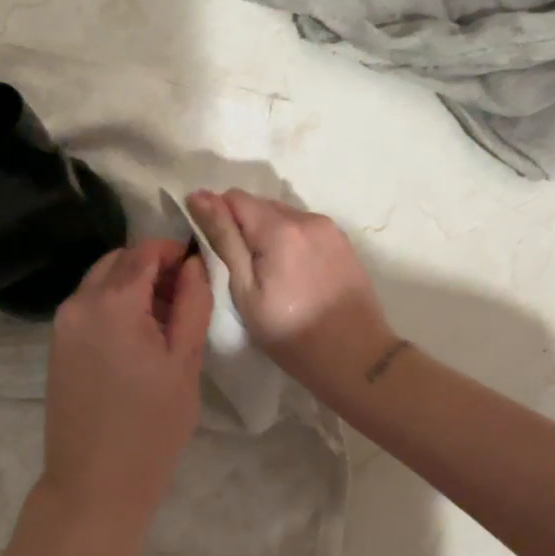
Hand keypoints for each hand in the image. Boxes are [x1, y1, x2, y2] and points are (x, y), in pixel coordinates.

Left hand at [40, 239, 211, 521]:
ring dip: (132, 285)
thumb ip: (192, 304)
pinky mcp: (58, 343)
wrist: (93, 485)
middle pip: (119, 261)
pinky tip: (138, 337)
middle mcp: (80, 302)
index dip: (173, 251)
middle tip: (185, 297)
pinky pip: (89, 305)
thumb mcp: (183, 362)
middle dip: (153, 267)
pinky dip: (114, 305)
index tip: (198, 268)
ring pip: (102, 280)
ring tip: (165, 321)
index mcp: (113, 302)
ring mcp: (63, 323)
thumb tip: (194, 263)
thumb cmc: (151, 426)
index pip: (144, 251)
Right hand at [185, 189, 389, 358]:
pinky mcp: (343, 241)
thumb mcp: (246, 292)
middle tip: (241, 268)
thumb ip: (224, 239)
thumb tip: (199, 197)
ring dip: (267, 233)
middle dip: (243, 226)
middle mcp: (306, 217)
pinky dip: (290, 241)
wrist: (356, 358)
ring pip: (283, 215)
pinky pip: (304, 228)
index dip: (216, 216)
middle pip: (260, 204)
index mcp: (279, 229)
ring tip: (269, 274)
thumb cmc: (290, 333)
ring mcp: (329, 228)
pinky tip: (293, 274)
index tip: (213, 246)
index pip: (234, 197)